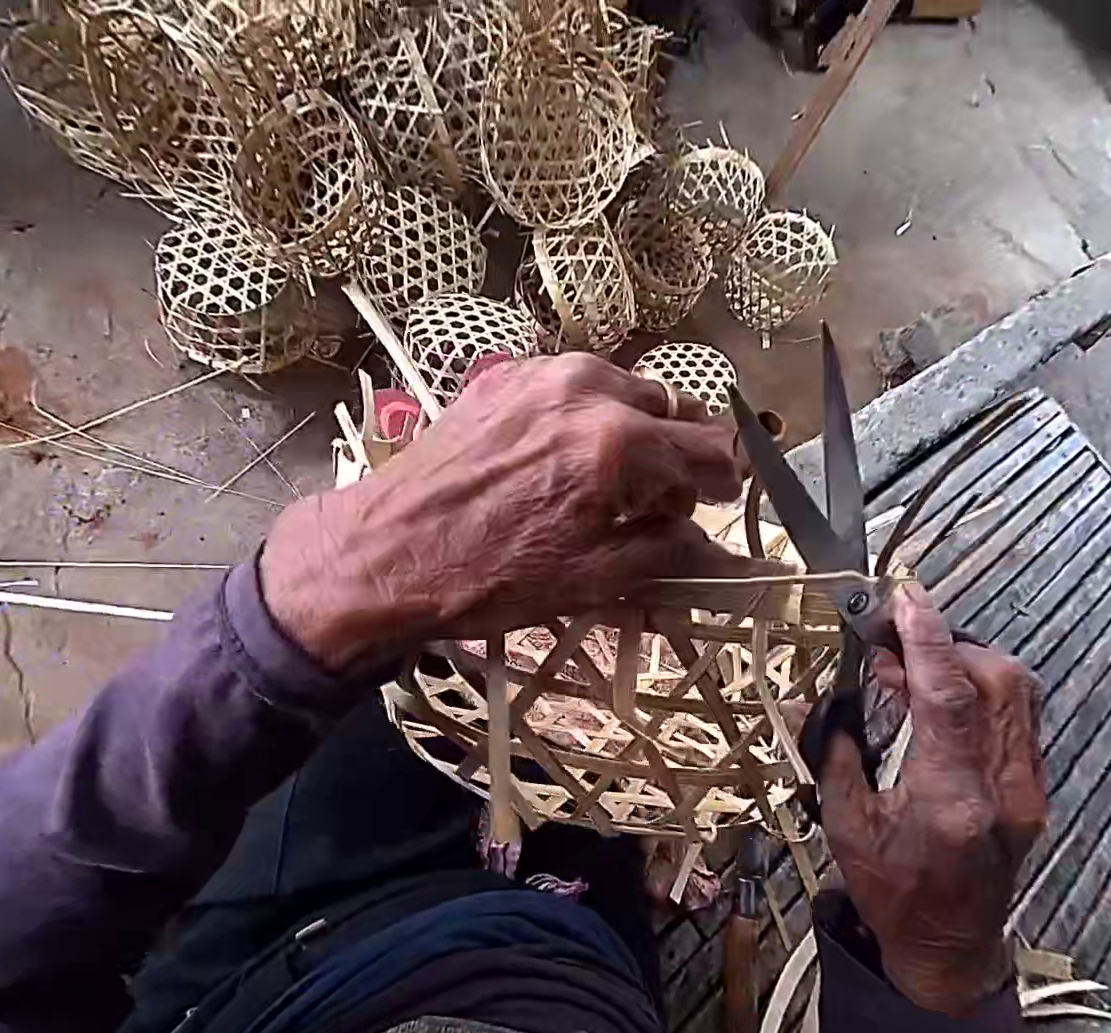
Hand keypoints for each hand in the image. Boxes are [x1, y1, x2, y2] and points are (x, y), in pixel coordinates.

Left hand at [261, 354, 748, 669]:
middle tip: (652, 504)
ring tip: (603, 481)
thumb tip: (715, 546)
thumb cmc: (490, 577)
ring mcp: (542, 374)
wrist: (385, 552)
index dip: (725, 481)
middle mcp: (588, 388)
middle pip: (675, 410)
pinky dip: (589, 416)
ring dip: (635, 432)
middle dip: (677, 457)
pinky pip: (576, 386)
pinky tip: (558, 456)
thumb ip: (670, 552)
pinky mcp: (506, 376)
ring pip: (627, 391)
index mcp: (619, 443)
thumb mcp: (593, 580)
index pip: (712, 449)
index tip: (716, 502)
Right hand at [820, 581, 1047, 1015]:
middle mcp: (1005, 789)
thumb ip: (833, 752)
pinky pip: (1016, 714)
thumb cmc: (890, 889)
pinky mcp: (1034, 788)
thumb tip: (815, 698)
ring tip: (905, 660)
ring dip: (962, 659)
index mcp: (949, 799)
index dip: (928, 641)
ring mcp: (1029, 789)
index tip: (907, 597)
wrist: (950, 948)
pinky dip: (975, 685)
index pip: (950, 699)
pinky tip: (931, 691)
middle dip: (945, 642)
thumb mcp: (844, 823)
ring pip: (1017, 692)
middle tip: (890, 632)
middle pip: (999, 683)